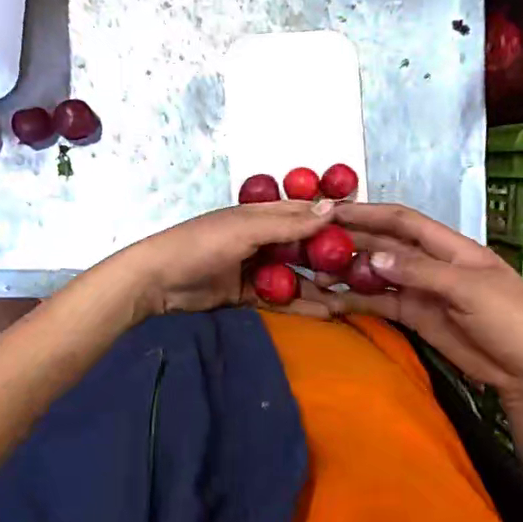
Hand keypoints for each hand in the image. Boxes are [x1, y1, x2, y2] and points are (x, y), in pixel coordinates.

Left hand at [104, 199, 341, 321]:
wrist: (158, 281)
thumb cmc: (201, 245)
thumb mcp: (246, 229)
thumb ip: (288, 224)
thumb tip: (331, 208)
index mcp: (260, 215)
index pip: (303, 214)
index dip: (331, 222)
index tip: (364, 233)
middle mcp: (262, 239)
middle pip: (303, 247)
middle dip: (329, 259)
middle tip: (363, 274)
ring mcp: (255, 267)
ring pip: (294, 275)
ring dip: (319, 286)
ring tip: (351, 300)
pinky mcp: (248, 294)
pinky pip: (280, 299)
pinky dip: (300, 305)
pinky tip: (326, 314)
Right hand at [328, 203, 522, 411]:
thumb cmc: (514, 320)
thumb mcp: (470, 290)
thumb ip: (422, 272)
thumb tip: (374, 256)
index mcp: (450, 246)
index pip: (402, 221)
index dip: (368, 213)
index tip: (331, 212)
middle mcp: (431, 263)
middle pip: (384, 245)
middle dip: (350, 242)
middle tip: (310, 244)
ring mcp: (421, 291)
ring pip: (377, 274)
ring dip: (348, 272)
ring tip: (313, 272)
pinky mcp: (416, 317)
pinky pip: (380, 303)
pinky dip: (357, 300)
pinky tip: (332, 300)